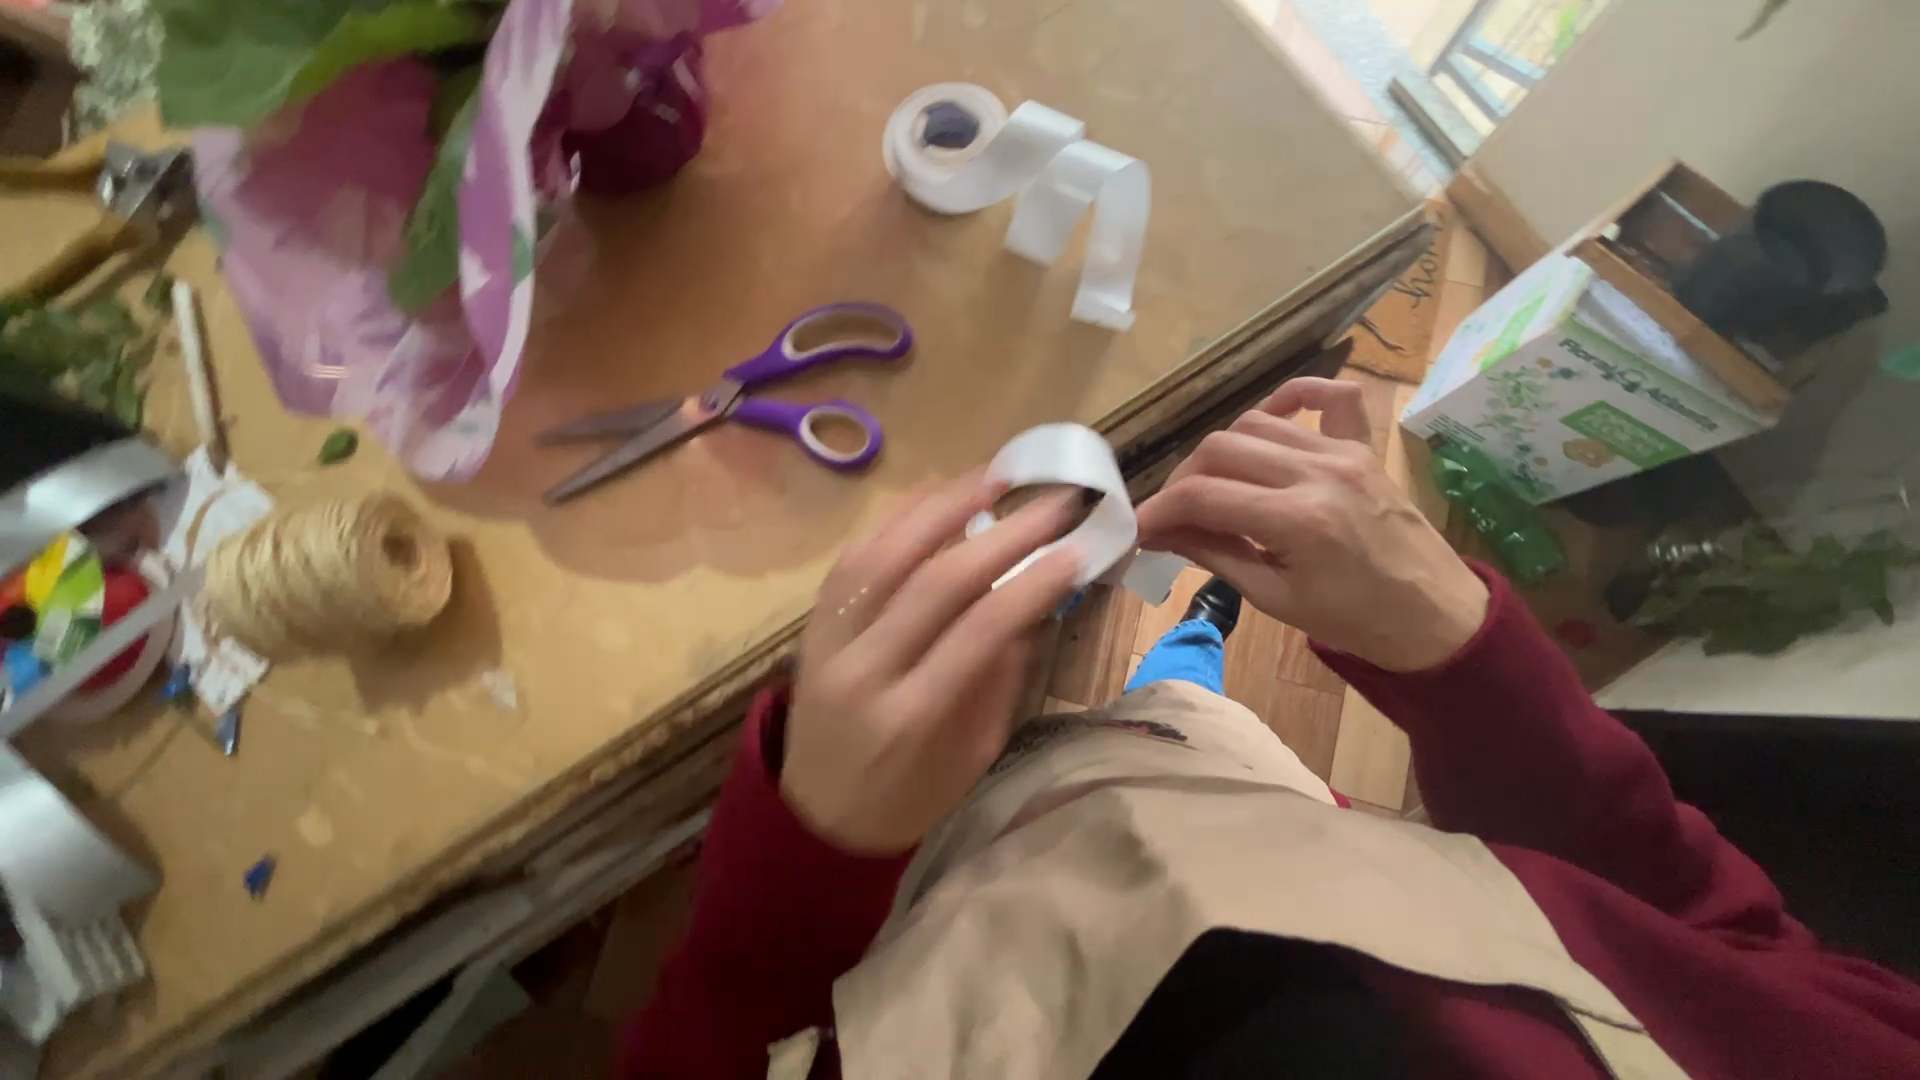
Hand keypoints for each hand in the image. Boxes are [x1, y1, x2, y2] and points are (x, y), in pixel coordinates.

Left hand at [782, 472, 1083, 853]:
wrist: (816, 817)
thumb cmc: (908, 799)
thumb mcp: (972, 756)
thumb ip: (999, 678)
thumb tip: (1030, 602)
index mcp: (912, 716)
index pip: (981, 630)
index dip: (1034, 582)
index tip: (1079, 549)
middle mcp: (863, 669)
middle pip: (937, 582)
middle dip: (1005, 535)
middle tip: (1053, 503)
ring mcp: (828, 642)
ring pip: (885, 555)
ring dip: (944, 508)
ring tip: (995, 479)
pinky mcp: (812, 625)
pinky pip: (852, 559)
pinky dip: (894, 520)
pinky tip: (932, 494)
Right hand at [1136, 378, 1487, 671]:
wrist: (1436, 617)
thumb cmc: (1353, 620)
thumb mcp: (1273, 598)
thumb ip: (1213, 554)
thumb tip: (1158, 533)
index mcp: (1298, 520)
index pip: (1203, 496)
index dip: (1158, 509)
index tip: (1137, 528)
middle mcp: (1318, 472)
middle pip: (1221, 449)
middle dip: (1183, 480)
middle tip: (1175, 514)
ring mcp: (1344, 452)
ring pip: (1255, 423)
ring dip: (1220, 451)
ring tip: (1212, 485)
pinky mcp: (1363, 446)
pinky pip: (1328, 397)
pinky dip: (1291, 396)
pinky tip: (1268, 416)